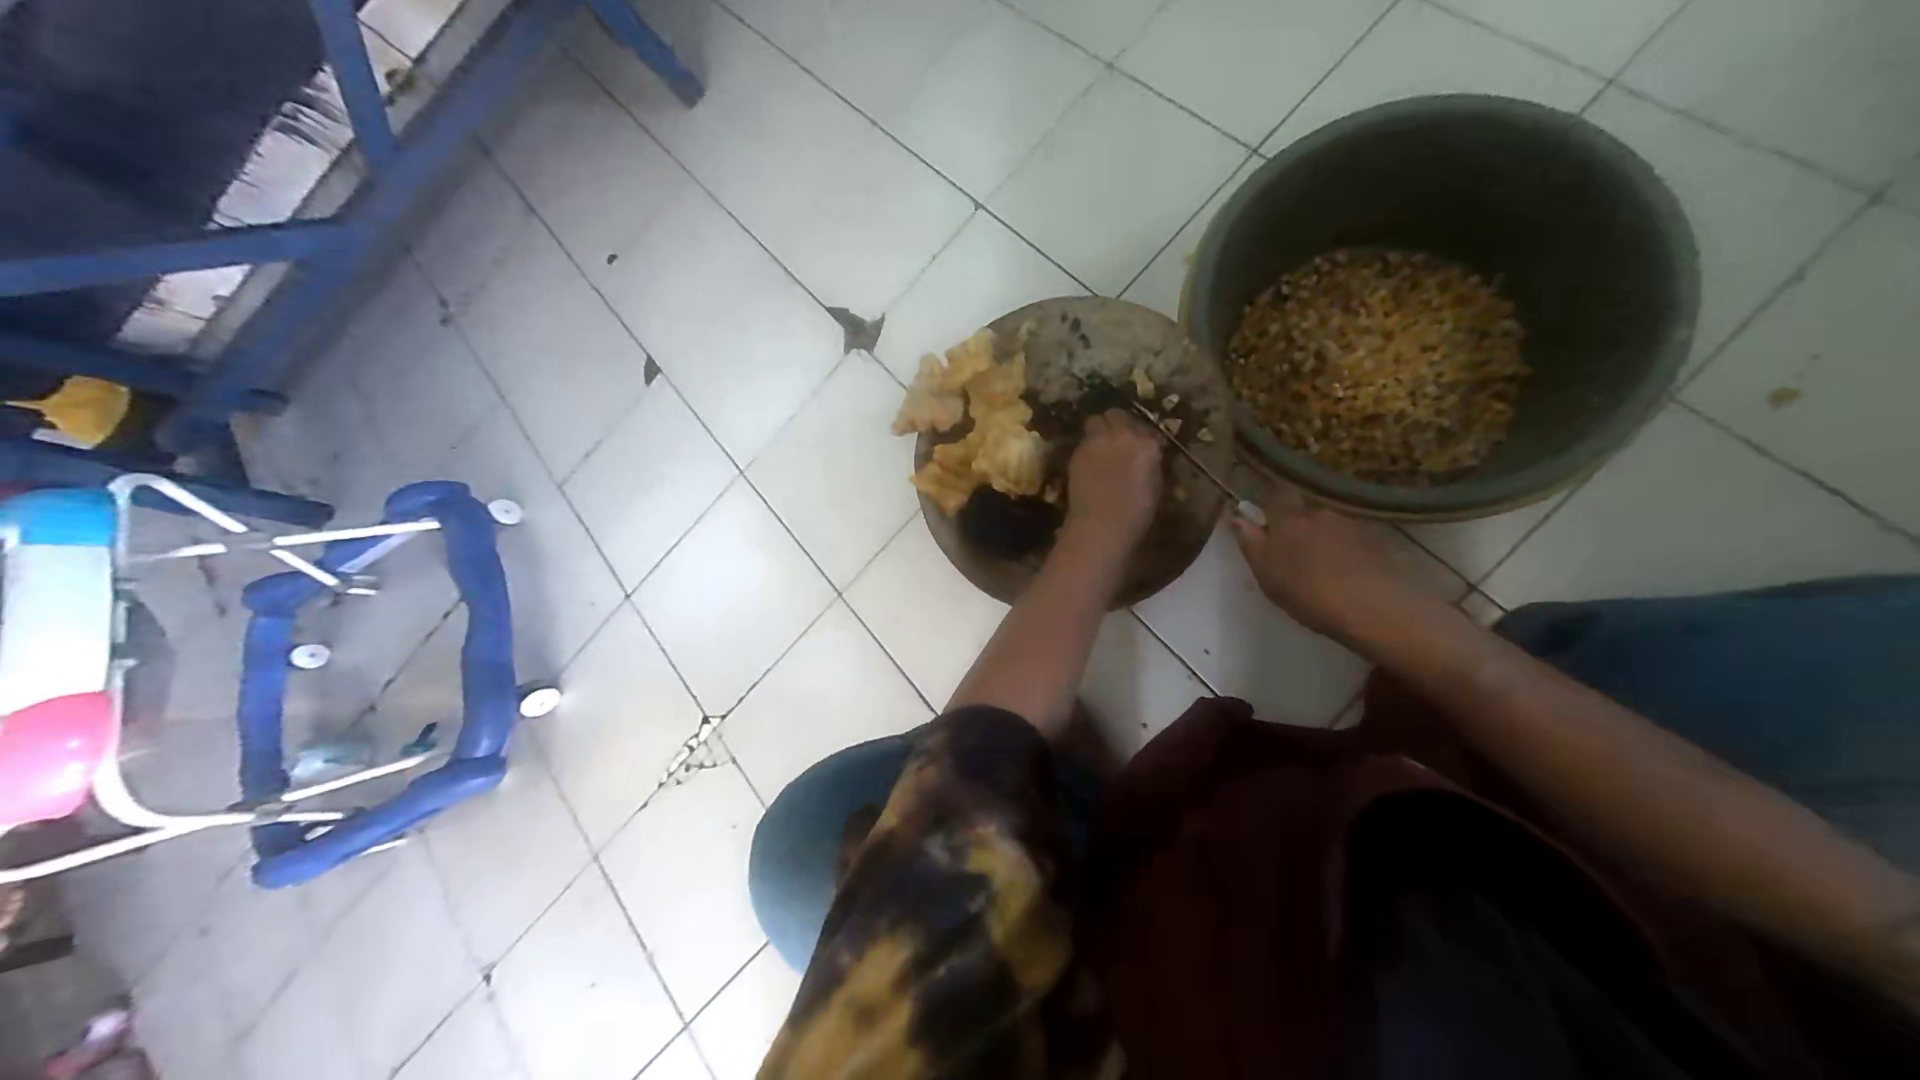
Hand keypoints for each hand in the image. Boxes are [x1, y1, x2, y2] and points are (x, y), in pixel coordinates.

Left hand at [1065, 410, 1161, 545]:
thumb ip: (1150, 461)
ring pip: (1095, 420)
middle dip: (1116, 423)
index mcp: (1148, 444)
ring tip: (1099, 446)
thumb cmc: (1135, 513)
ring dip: (1098, 429)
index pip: (1145, 426)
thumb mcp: (1155, 485)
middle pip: (1116, 414)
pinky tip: (1088, 463)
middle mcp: (1123, 434)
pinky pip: (1083, 440)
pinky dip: (1087, 447)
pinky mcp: (1078, 450)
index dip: (1139, 434)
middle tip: (1115, 438)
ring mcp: (1097, 440)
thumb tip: (1144, 455)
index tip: (1136, 443)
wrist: (1102, 523)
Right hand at [1231, 483, 1448, 643]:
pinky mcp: (1377, 541)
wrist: (1369, 605)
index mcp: (1287, 519)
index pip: (1275, 498)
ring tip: (1325, 571)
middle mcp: (1319, 514)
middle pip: (1303, 515)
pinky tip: (1349, 575)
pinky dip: (1347, 553)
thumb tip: (1238, 517)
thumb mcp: (1265, 572)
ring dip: (1324, 542)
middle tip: (1295, 558)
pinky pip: (1353, 542)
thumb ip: (1250, 542)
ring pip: (1329, 528)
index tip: (1266, 525)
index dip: (1271, 508)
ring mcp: (1351, 525)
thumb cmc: (1305, 590)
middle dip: (1299, 530)